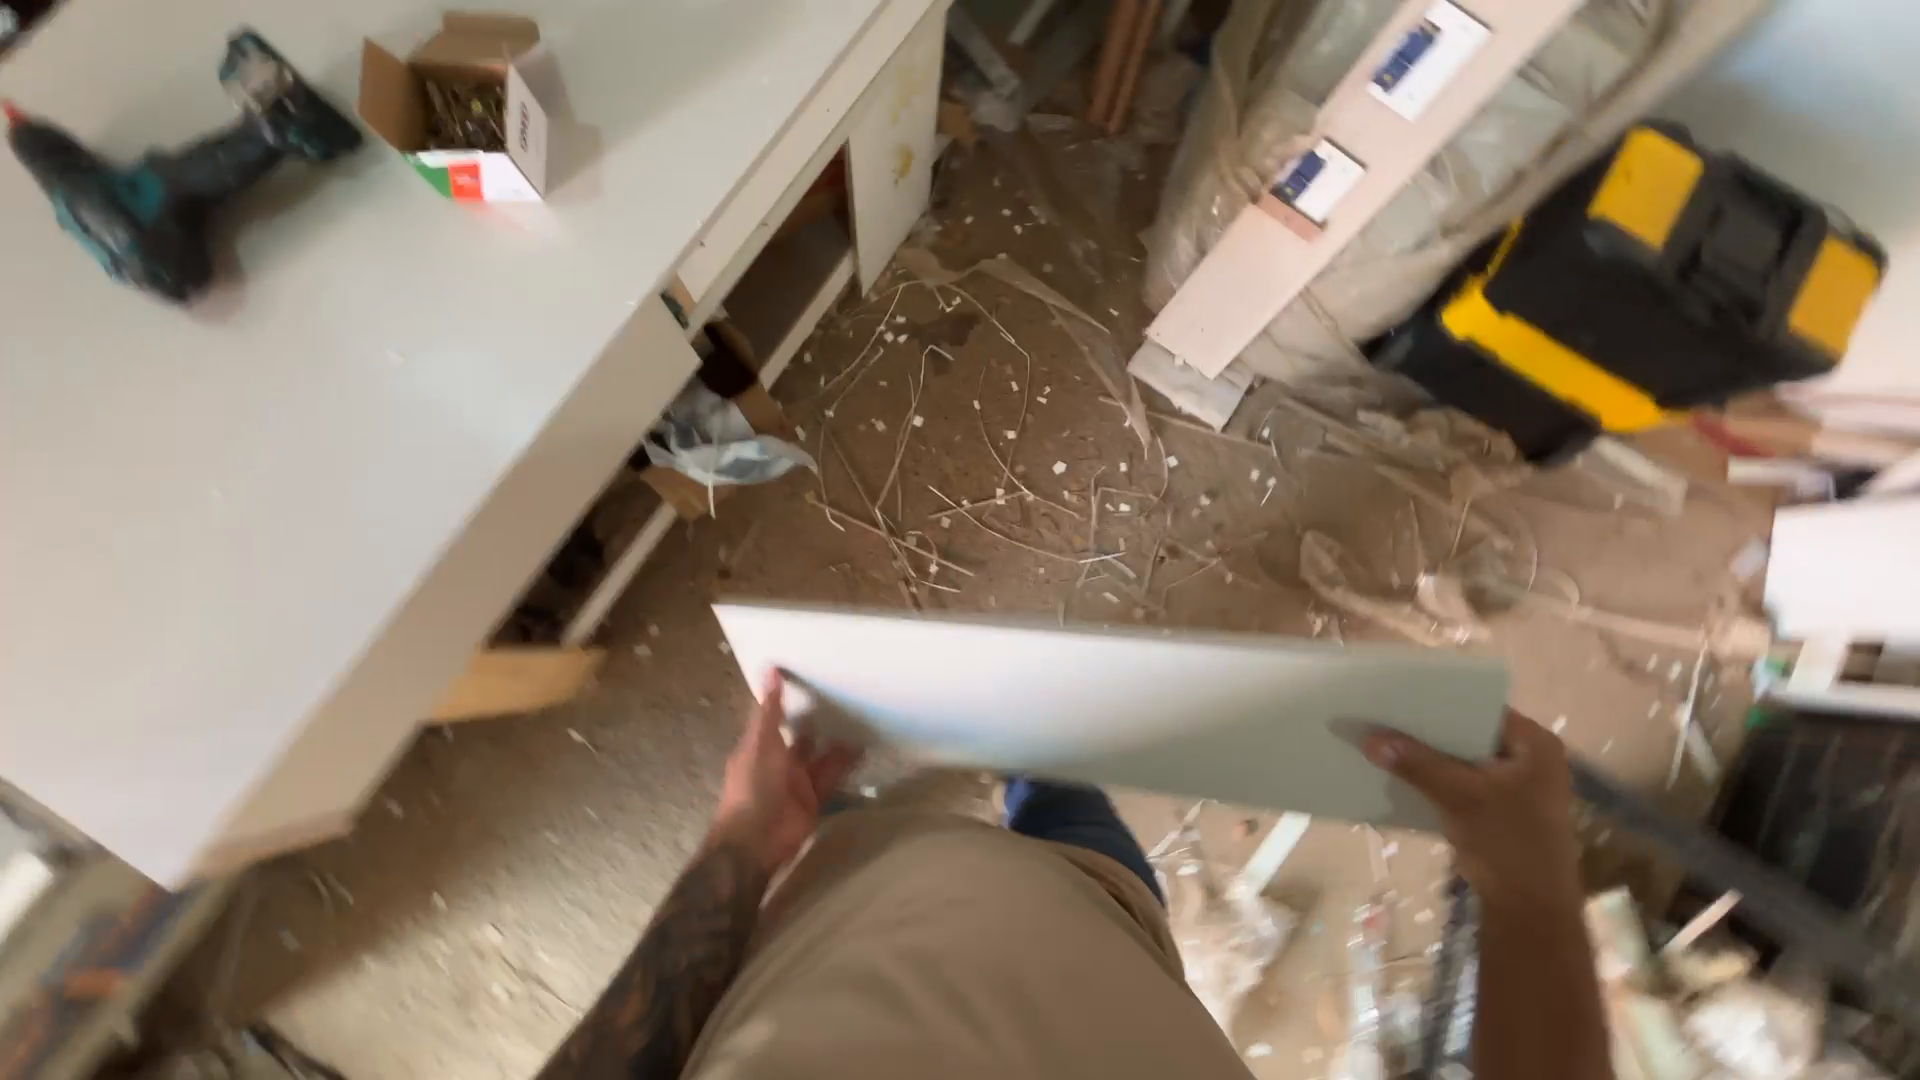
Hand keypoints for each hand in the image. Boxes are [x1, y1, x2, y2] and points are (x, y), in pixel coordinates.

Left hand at [713, 669, 862, 873]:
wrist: (756, 841)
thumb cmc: (752, 786)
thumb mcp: (760, 742)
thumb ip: (770, 709)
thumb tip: (771, 668)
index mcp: (760, 746)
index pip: (776, 718)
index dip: (790, 702)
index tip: (812, 679)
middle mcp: (779, 762)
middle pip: (803, 739)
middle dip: (820, 724)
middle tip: (847, 700)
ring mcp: (797, 783)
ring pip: (821, 758)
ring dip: (838, 744)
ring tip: (862, 722)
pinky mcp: (814, 800)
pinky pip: (833, 778)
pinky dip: (846, 766)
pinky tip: (863, 750)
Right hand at [1362, 710, 1582, 913]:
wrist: (1530, 907)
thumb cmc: (1509, 843)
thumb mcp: (1460, 796)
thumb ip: (1416, 763)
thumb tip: (1369, 738)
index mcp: (1534, 744)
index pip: (1479, 706)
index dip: (1437, 699)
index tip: (1395, 694)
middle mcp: (1528, 757)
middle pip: (1466, 730)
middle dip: (1425, 728)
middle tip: (1382, 715)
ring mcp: (1513, 782)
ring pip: (1459, 755)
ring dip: (1425, 753)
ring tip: (1382, 739)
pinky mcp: (1497, 805)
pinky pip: (1458, 778)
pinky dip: (1431, 776)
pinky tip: (1397, 772)